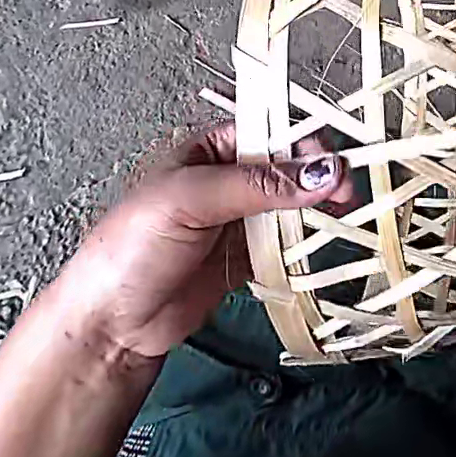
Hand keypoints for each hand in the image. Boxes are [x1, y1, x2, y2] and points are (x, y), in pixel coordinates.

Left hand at [41, 123, 354, 359]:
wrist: (109, 326)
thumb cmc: (134, 244)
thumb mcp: (191, 199)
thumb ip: (258, 184)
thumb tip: (323, 172)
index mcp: (213, 148)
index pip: (270, 130)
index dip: (304, 140)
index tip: (333, 159)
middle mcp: (231, 177)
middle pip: (287, 165)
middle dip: (318, 173)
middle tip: (346, 191)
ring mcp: (241, 217)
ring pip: (292, 201)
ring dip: (318, 204)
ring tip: (345, 212)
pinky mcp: (247, 255)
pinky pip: (286, 239)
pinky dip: (308, 237)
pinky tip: (326, 237)